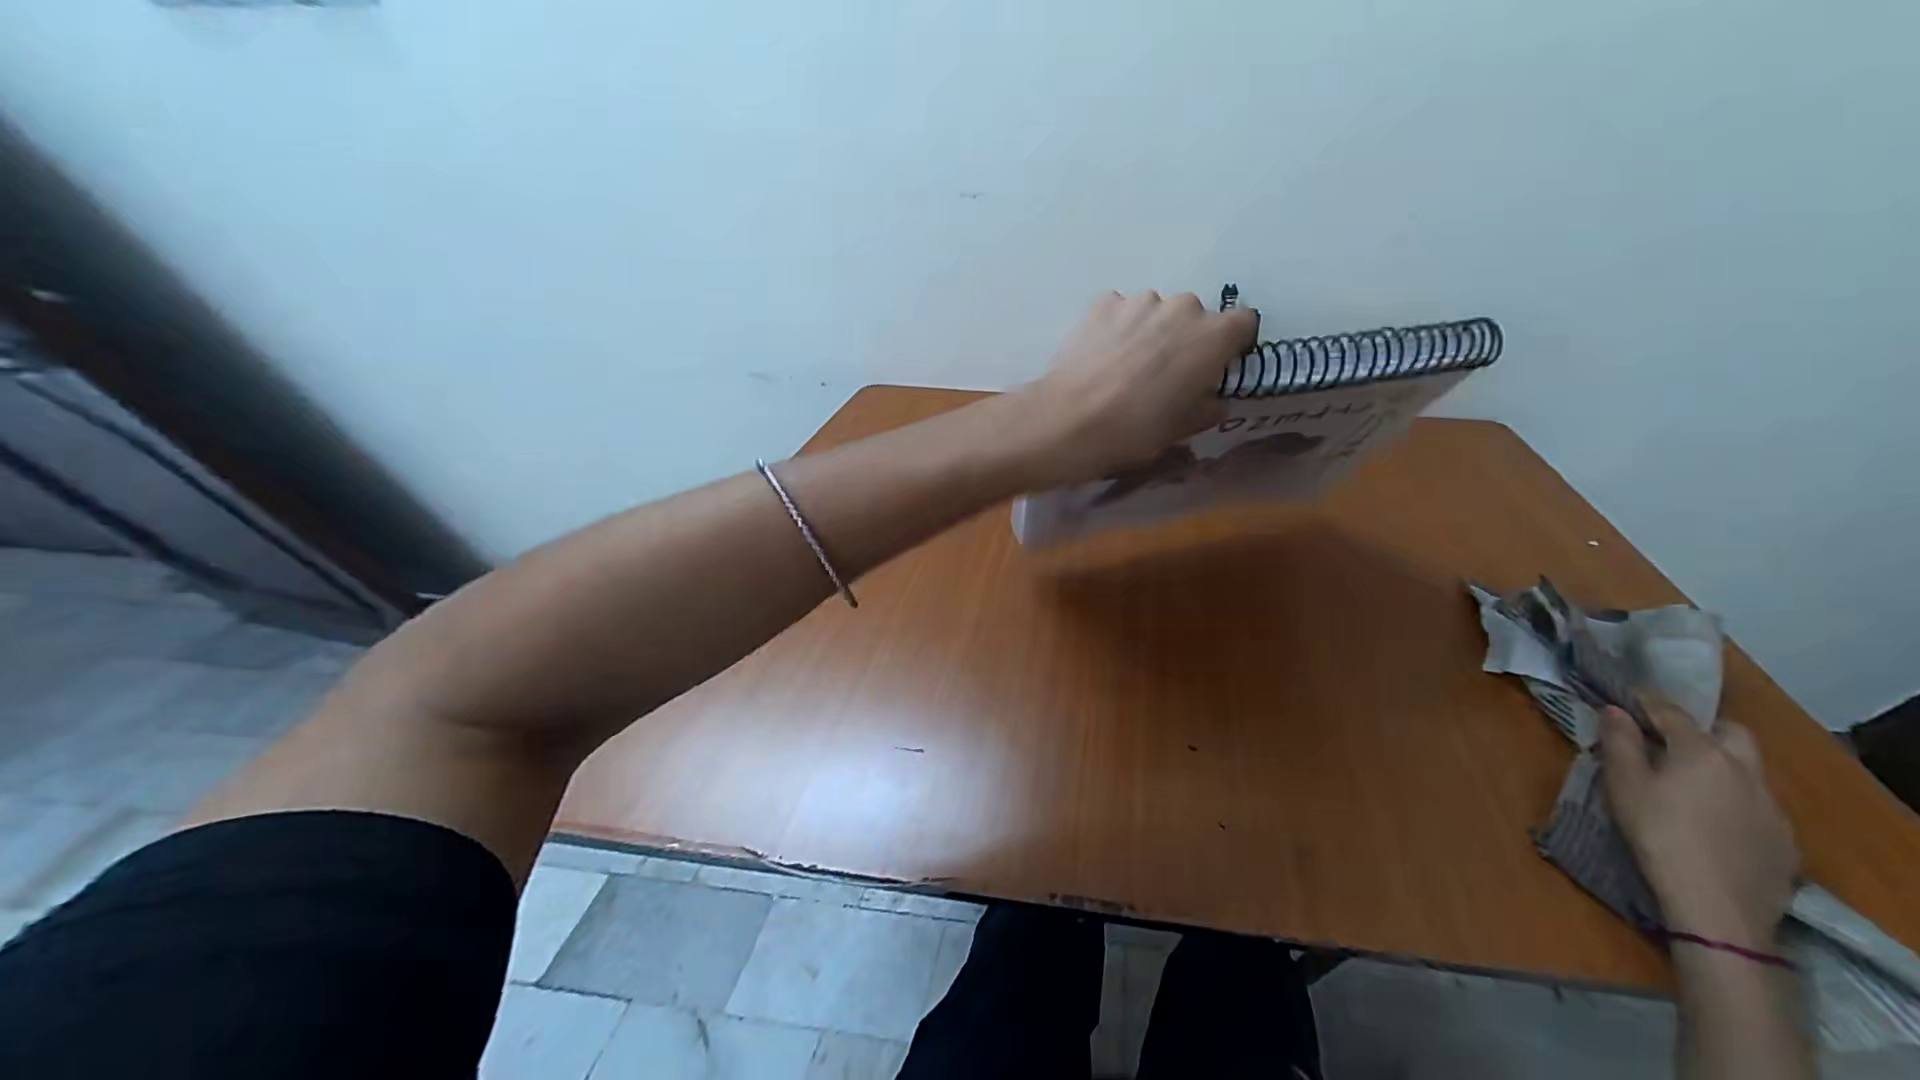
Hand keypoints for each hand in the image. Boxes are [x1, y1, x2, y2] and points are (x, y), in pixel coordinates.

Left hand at [1011, 290, 1258, 487]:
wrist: (1070, 421)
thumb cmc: (1137, 429)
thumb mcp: (1184, 428)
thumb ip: (1209, 406)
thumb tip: (1212, 398)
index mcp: (1214, 334)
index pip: (1243, 324)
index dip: (1230, 346)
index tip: (1213, 369)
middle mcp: (1182, 306)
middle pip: (1194, 316)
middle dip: (1184, 339)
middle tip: (1162, 374)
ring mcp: (1139, 301)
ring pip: (1154, 311)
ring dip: (1148, 331)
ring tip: (1125, 367)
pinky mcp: (1101, 304)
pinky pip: (1118, 311)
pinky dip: (1115, 327)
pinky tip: (1100, 357)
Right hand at [1599, 703, 1798, 950]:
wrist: (1717, 902)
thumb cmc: (1657, 833)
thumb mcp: (1624, 785)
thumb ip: (1619, 743)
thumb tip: (1615, 710)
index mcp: (1702, 752)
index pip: (1672, 713)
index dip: (1646, 701)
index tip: (1625, 696)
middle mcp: (1745, 769)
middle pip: (1732, 732)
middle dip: (1702, 727)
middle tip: (1669, 738)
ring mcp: (1771, 804)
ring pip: (1749, 767)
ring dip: (1721, 762)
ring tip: (1689, 780)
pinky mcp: (1783, 836)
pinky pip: (1758, 801)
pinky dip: (1734, 795)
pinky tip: (1713, 818)